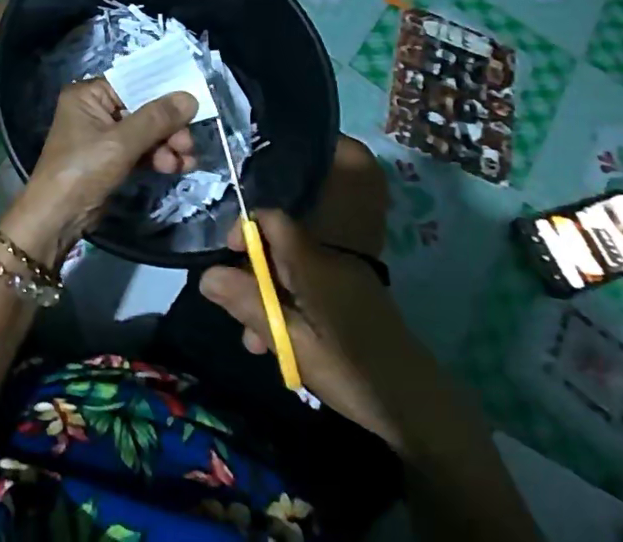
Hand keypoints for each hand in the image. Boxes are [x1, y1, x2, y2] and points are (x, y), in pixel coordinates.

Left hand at [0, 81, 196, 264]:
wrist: (55, 220)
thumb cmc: (82, 170)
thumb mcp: (120, 143)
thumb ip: (156, 119)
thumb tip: (190, 97)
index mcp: (88, 95)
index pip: (133, 83)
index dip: (164, 93)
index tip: (193, 104)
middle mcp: (95, 110)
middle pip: (143, 109)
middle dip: (169, 127)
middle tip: (188, 145)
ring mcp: (103, 136)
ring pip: (146, 131)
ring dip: (168, 145)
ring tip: (185, 162)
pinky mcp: (111, 159)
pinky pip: (142, 150)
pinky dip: (159, 157)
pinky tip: (177, 167)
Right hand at [200, 211, 426, 448]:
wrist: (415, 403)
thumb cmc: (350, 371)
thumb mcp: (291, 342)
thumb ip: (249, 304)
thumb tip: (207, 274)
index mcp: (314, 263)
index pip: (273, 219)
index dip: (245, 230)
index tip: (228, 261)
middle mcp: (330, 259)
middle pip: (278, 249)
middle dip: (252, 279)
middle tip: (243, 324)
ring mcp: (344, 277)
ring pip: (291, 273)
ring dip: (270, 299)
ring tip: (259, 345)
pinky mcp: (352, 295)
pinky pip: (309, 286)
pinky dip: (291, 306)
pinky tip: (286, 344)